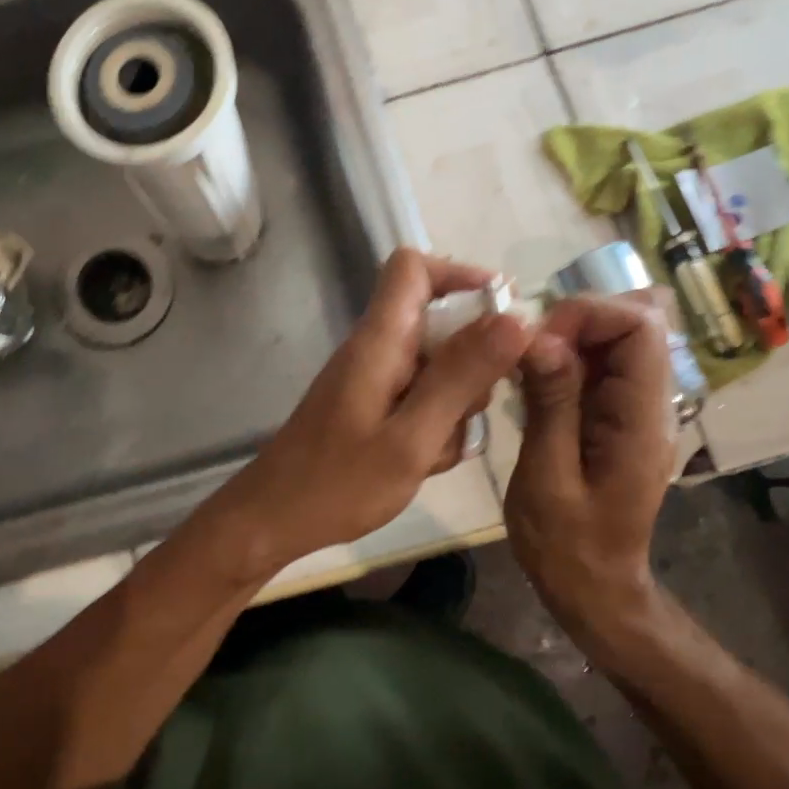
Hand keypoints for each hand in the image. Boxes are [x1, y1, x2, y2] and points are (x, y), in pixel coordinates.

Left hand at [200, 249, 531, 577]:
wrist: (274, 520)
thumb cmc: (339, 484)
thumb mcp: (412, 437)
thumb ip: (460, 377)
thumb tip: (514, 318)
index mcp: (379, 341)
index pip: (414, 268)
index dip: (462, 276)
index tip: (504, 318)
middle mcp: (375, 350)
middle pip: (437, 322)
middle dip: (472, 361)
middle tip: (473, 410)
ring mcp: (372, 380)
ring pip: (435, 367)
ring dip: (455, 403)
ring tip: (439, 448)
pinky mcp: (371, 408)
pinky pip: (419, 399)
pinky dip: (433, 426)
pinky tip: (425, 463)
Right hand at [504, 295, 679, 623]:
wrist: (595, 590)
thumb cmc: (567, 546)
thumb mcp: (546, 479)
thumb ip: (550, 405)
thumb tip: (539, 337)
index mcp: (640, 419)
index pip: (641, 326)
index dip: (588, 314)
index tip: (536, 341)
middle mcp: (650, 404)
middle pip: (635, 322)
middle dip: (576, 321)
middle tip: (526, 353)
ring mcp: (636, 410)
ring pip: (617, 340)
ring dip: (567, 339)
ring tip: (523, 368)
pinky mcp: (617, 419)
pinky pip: (600, 367)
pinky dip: (565, 360)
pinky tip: (531, 385)